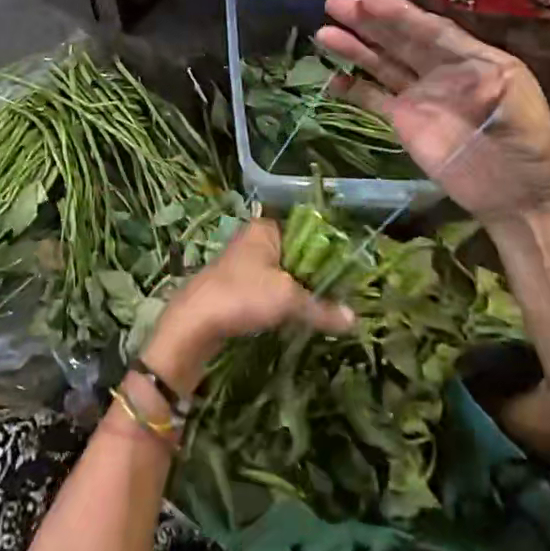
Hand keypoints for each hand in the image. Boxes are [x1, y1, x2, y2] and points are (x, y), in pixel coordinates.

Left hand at [143, 220, 355, 390]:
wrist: (194, 321)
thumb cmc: (243, 296)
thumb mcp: (289, 300)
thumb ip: (323, 308)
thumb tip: (355, 319)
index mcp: (265, 230)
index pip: (307, 233)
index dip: (328, 254)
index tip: (349, 277)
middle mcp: (252, 240)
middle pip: (295, 255)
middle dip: (315, 276)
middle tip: (341, 298)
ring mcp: (241, 263)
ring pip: (281, 275)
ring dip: (298, 292)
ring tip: (324, 311)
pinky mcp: (234, 286)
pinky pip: (267, 290)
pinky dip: (280, 302)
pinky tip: (294, 319)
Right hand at [314, 0, 549, 227]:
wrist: (519, 198)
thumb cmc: (532, 156)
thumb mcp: (526, 125)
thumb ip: (502, 100)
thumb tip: (484, 77)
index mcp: (475, 62)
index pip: (432, 31)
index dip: (400, 15)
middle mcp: (443, 72)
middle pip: (401, 41)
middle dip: (368, 22)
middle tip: (336, 3)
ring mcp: (421, 96)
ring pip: (382, 64)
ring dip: (354, 48)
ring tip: (324, 33)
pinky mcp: (404, 121)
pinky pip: (373, 99)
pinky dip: (352, 88)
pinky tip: (331, 78)